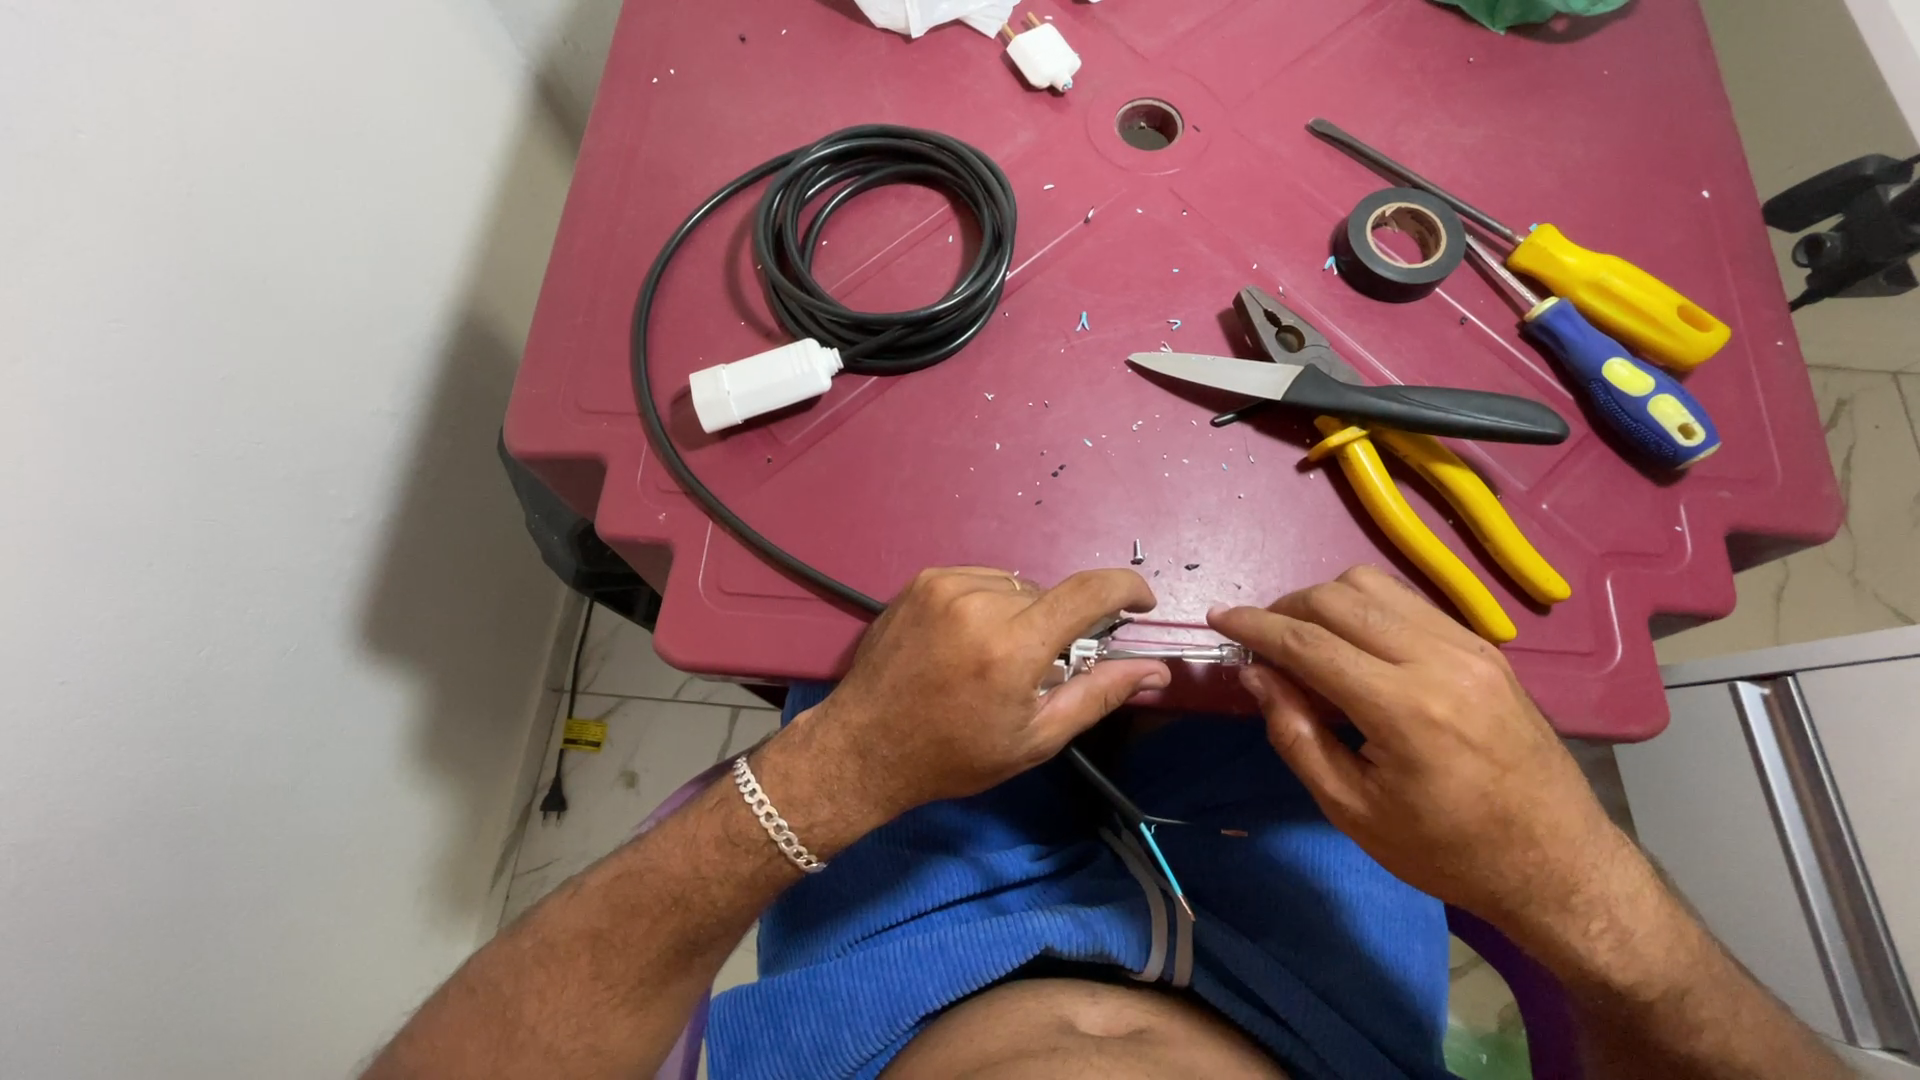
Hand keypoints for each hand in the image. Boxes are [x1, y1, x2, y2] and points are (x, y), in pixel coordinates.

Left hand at [792, 567, 1168, 824]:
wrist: (864, 747)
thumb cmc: (953, 755)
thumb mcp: (1035, 738)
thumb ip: (1098, 694)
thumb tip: (1157, 670)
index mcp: (1011, 646)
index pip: (1088, 593)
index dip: (1126, 590)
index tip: (1140, 604)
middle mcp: (978, 602)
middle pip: (1049, 596)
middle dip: (1057, 626)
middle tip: (1036, 669)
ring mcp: (944, 585)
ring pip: (1015, 585)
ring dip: (1021, 613)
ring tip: (994, 656)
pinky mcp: (922, 580)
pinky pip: (980, 579)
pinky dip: (988, 603)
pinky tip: (967, 640)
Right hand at [1207, 565, 1618, 934]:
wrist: (1559, 865)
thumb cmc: (1445, 850)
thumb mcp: (1350, 809)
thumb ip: (1294, 733)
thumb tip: (1254, 674)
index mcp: (1404, 708)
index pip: (1308, 641)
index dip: (1254, 626)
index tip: (1218, 618)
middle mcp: (1439, 660)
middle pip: (1336, 598)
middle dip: (1284, 609)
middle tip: (1261, 642)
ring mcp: (1470, 646)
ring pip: (1372, 585)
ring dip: (1323, 601)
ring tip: (1306, 639)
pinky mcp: (1485, 647)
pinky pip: (1408, 600)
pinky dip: (1364, 607)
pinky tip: (1354, 643)